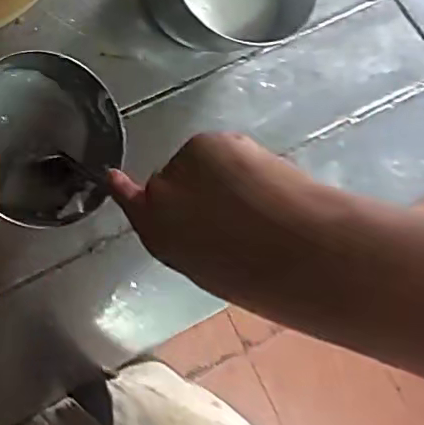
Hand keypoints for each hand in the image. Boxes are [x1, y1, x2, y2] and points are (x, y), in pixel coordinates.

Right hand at [106, 131, 363, 301]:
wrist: (310, 254)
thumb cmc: (270, 281)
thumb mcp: (215, 267)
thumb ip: (192, 238)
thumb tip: (198, 220)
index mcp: (160, 234)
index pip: (129, 202)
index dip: (123, 188)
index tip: (113, 175)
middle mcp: (159, 195)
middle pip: (170, 180)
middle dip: (195, 187)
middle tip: (238, 212)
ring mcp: (180, 165)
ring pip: (200, 162)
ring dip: (222, 174)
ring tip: (261, 203)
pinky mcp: (207, 142)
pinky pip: (222, 149)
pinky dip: (240, 160)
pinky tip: (266, 183)